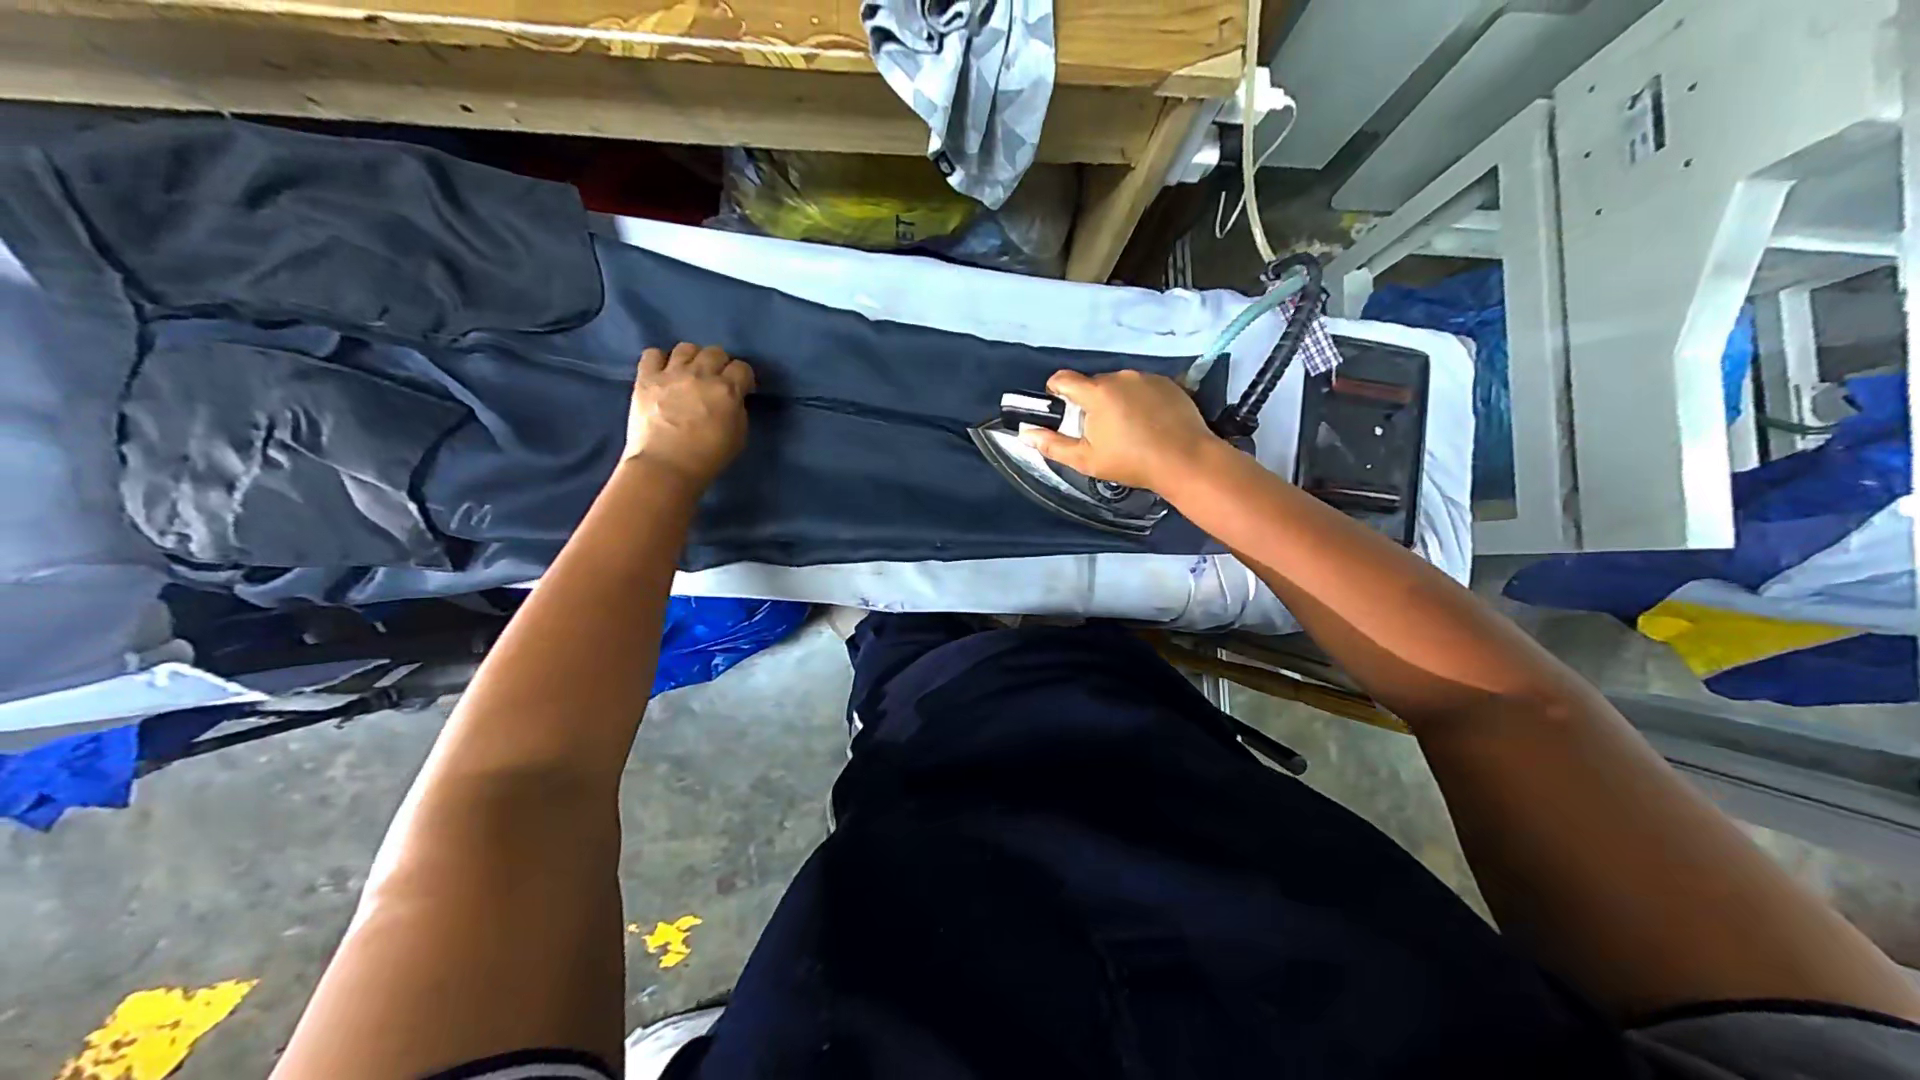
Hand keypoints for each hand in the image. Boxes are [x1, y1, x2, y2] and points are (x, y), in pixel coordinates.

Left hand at [623, 343, 755, 488]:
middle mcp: (701, 374)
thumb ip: (737, 411)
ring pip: (686, 347)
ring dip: (692, 359)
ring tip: (689, 374)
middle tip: (715, 382)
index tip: (741, 390)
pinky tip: (663, 374)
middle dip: (720, 364)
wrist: (666, 467)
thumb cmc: (708, 458)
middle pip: (715, 352)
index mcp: (728, 390)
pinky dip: (660, 361)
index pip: (742, 368)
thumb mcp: (739, 436)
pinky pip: (653, 354)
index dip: (743, 378)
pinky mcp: (646, 378)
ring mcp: (671, 374)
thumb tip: (732, 400)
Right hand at [1019, 369, 1220, 493]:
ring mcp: (1146, 377)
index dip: (1055, 392)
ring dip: (1115, 401)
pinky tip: (1148, 423)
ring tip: (1127, 429)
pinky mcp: (1167, 383)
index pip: (1063, 378)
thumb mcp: (1086, 460)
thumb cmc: (1131, 461)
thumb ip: (1052, 444)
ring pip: (1118, 385)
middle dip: (1089, 402)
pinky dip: (1138, 400)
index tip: (1061, 411)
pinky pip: (1141, 387)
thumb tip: (1026, 434)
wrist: (1186, 460)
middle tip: (1098, 431)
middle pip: (1092, 383)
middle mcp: (1120, 376)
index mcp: (1096, 392)